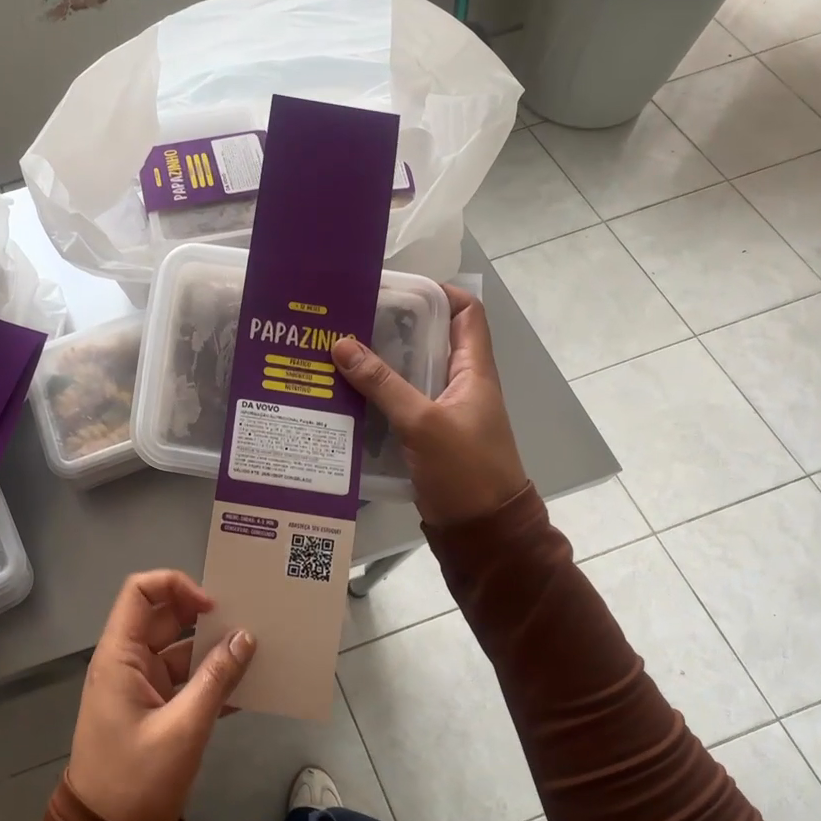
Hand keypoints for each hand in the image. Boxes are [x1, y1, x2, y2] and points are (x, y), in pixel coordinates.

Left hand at [65, 571, 256, 820]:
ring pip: (178, 649)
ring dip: (212, 652)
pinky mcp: (152, 709)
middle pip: (164, 617)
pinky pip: (183, 680)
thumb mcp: (183, 728)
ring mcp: (139, 685)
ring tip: (256, 654)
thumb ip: (216, 679)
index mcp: (120, 655)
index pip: (140, 592)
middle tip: (247, 623)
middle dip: (204, 616)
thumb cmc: (137, 778)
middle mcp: (127, 661)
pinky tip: (245, 691)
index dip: (176, 586)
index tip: (212, 607)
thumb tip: (246, 636)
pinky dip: (209, 681)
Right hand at [333, 284, 525, 526]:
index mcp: (474, 371)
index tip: (396, 288)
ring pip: (409, 375)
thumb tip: (341, 343)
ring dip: (378, 364)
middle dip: (393, 327)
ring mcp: (443, 412)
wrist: (484, 533)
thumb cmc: (465, 470)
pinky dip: (375, 397)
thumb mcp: (422, 422)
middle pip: (429, 341)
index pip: (467, 314)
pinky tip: (342, 395)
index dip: (439, 293)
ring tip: (336, 351)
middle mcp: (460, 385)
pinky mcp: (426, 437)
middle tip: (350, 318)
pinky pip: (398, 405)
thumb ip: (382, 383)